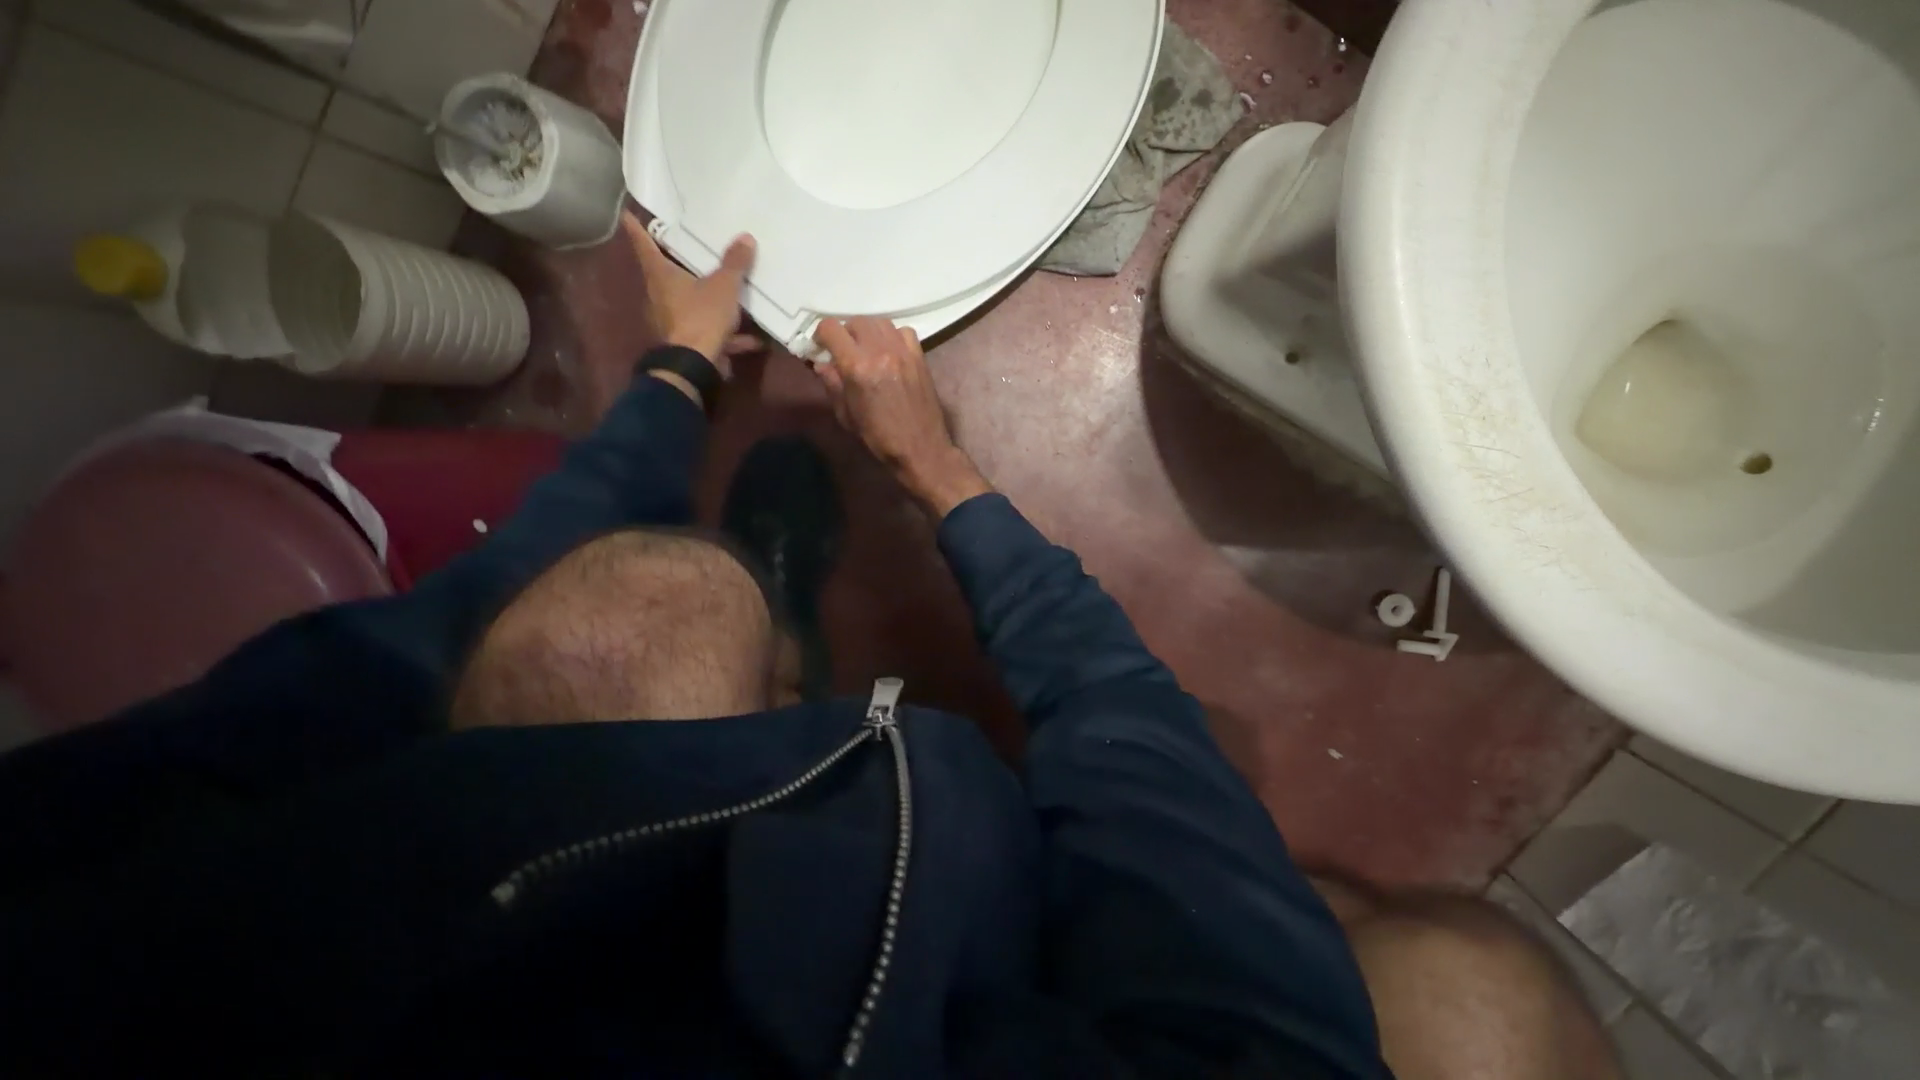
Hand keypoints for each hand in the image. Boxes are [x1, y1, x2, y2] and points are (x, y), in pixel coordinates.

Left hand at [622, 211, 758, 370]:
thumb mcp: (724, 286)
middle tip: (683, 248)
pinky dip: (726, 334)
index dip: (637, 229)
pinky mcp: (685, 342)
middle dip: (675, 264)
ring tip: (728, 294)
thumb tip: (745, 237)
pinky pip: (706, 330)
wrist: (694, 364)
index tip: (627, 215)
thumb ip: (735, 263)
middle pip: (665, 274)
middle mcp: (659, 296)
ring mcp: (670, 321)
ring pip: (688, 303)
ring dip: (706, 301)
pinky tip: (752, 339)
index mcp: (661, 275)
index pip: (645, 245)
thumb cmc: (702, 316)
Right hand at [811, 316, 991, 517]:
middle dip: (845, 333)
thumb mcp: (846, 415)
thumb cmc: (879, 438)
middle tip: (844, 350)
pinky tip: (889, 352)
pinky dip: (892, 336)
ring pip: (880, 322)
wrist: (920, 448)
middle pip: (856, 321)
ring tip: (866, 349)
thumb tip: (821, 364)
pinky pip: (903, 331)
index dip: (821, 334)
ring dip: (868, 332)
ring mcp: (903, 351)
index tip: (821, 346)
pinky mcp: (919, 356)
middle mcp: (880, 351)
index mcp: (857, 367)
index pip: (832, 329)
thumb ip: (832, 384)